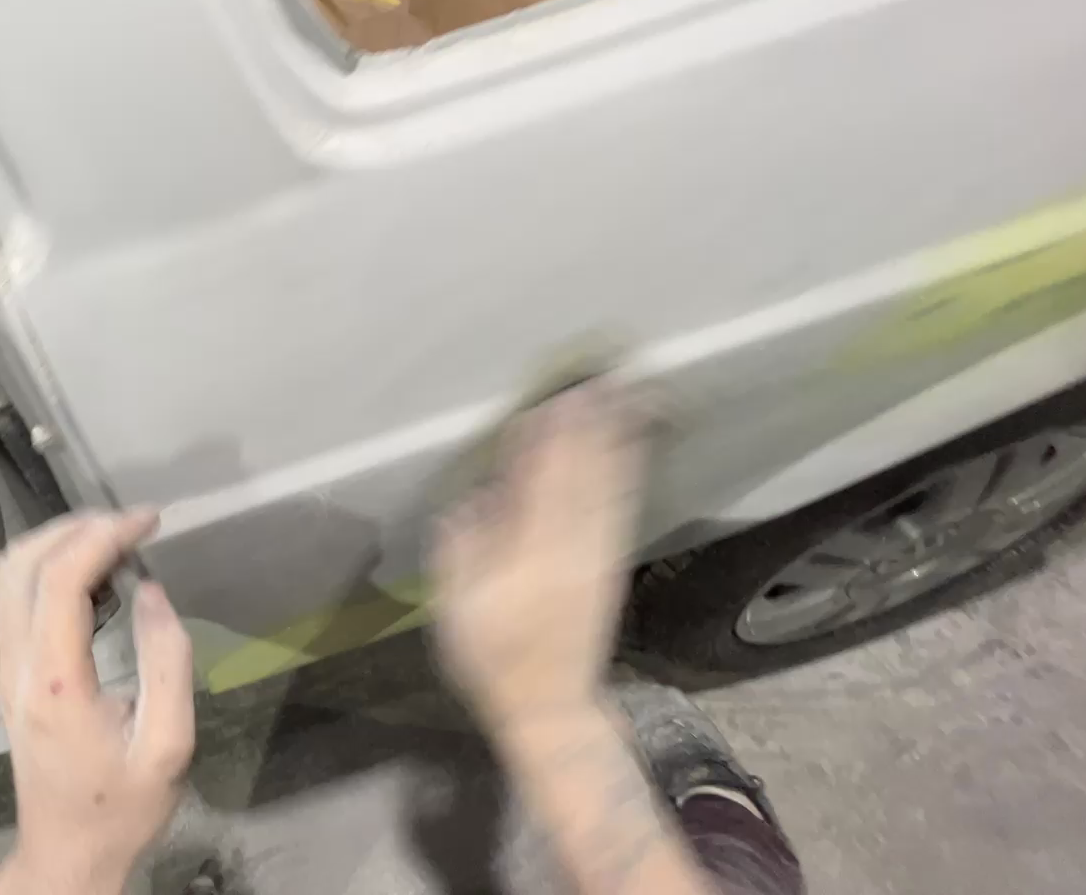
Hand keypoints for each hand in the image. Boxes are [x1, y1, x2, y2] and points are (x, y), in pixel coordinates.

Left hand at [0, 511, 195, 894]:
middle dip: (78, 526)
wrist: (65, 855)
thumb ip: (168, 663)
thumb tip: (152, 592)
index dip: (105, 534)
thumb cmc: (120, 807)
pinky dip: (49, 562)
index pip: (64, 579)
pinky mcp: (9, 669)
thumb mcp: (168, 746)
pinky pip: (14, 594)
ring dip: (58, 539)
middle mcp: (18, 664)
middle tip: (131, 522)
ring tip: (112, 535)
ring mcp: (6, 665)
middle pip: (24, 562)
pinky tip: (91, 570)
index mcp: (56, 681)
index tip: (148, 519)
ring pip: (10, 573)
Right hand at [432, 381, 642, 723]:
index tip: (556, 398)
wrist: (550, 705)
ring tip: (628, 400)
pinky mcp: (610, 566)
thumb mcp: (454, 607)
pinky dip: (627, 475)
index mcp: (527, 557)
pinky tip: (631, 451)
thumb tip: (474, 498)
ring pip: (609, 489)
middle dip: (592, 427)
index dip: (550, 440)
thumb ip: (461, 549)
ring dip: (617, 442)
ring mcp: (597, 557)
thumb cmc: (489, 654)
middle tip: (605, 380)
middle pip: (582, 478)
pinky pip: (621, 511)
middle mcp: (569, 550)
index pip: (539, 485)